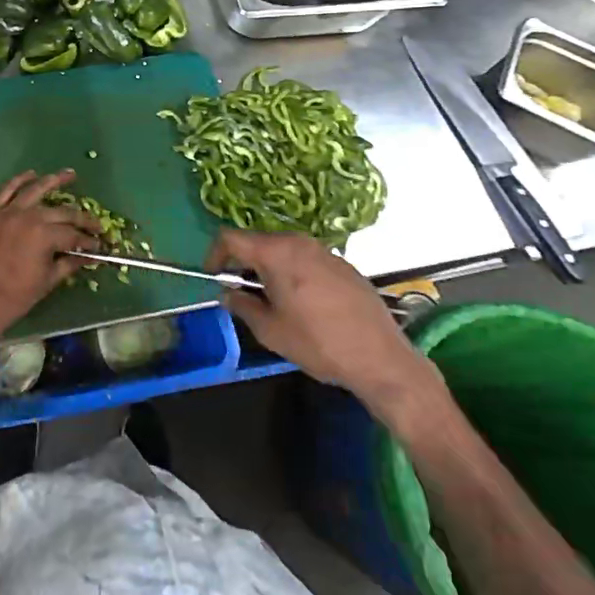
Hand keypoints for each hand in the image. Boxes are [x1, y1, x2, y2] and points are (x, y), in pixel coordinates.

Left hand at [0, 170, 101, 344]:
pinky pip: (8, 191)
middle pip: (62, 212)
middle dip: (81, 219)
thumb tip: (92, 256)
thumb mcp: (51, 278)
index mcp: (44, 235)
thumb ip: (72, 262)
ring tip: (70, 174)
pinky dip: (20, 180)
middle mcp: (29, 217)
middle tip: (95, 223)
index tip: (99, 244)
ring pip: (36, 190)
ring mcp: (10, 212)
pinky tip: (32, 174)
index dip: (88, 240)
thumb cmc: (20, 293)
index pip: (73, 234)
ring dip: (54, 180)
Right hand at [206, 229, 442, 416]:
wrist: (380, 357)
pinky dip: (294, 272)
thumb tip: (228, 294)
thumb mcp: (270, 330)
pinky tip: (305, 303)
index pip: (230, 238)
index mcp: (276, 253)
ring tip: (273, 300)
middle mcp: (299, 242)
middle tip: (242, 292)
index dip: (215, 254)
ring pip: (284, 250)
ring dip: (270, 267)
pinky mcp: (343, 264)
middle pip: (258, 241)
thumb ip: (242, 306)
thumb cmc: (318, 343)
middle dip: (244, 263)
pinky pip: (307, 259)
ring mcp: (324, 251)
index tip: (214, 276)